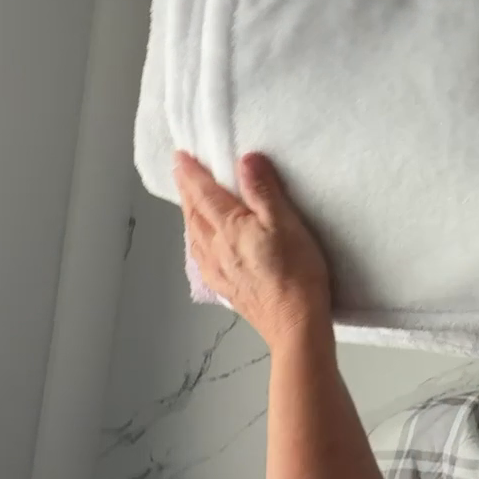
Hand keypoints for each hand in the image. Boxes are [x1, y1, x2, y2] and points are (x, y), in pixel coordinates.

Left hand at [174, 151, 333, 350]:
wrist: (294, 322)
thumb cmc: (297, 271)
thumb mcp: (286, 223)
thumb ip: (264, 191)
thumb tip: (245, 161)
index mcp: (230, 228)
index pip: (205, 194)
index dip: (192, 173)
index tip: (180, 156)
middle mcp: (215, 248)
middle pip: (194, 213)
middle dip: (188, 190)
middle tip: (181, 171)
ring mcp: (217, 269)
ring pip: (194, 234)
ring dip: (190, 213)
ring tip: (190, 201)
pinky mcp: (226, 285)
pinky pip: (201, 254)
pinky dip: (196, 238)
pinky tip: (201, 242)